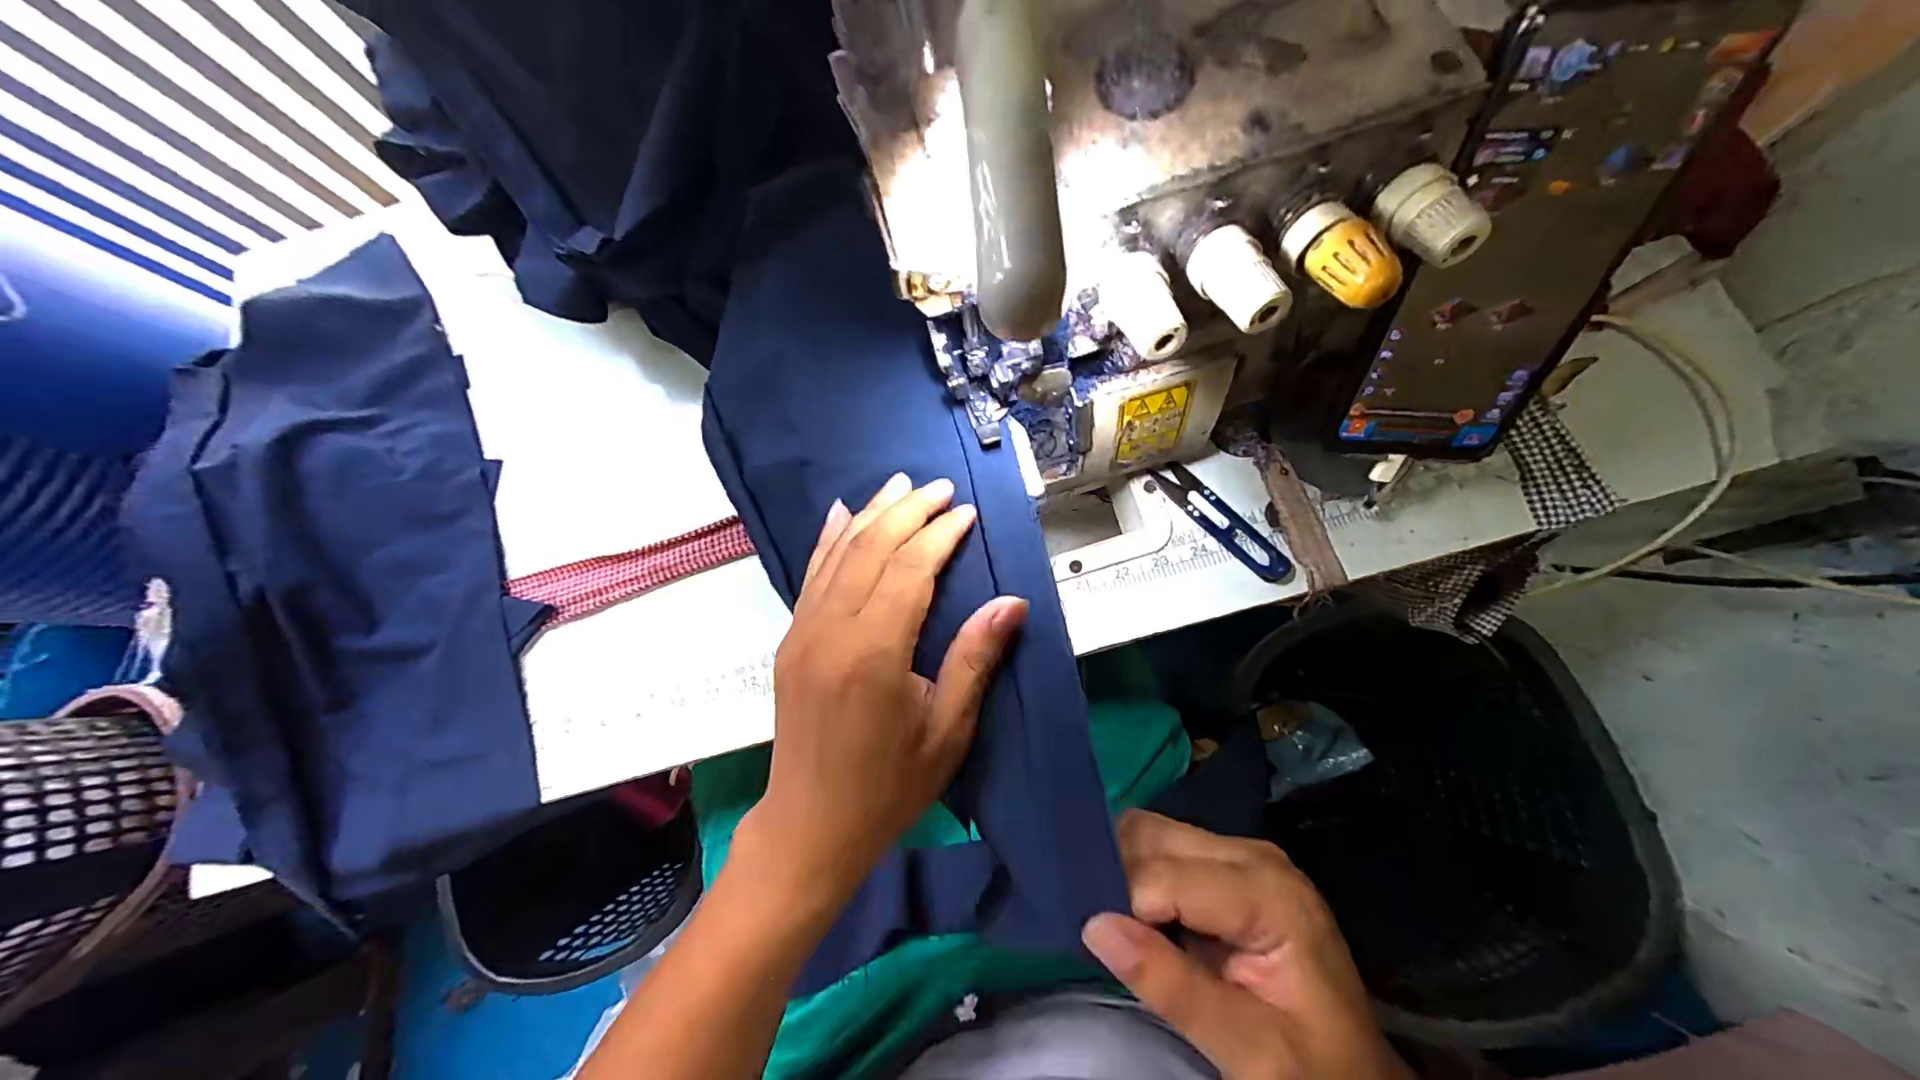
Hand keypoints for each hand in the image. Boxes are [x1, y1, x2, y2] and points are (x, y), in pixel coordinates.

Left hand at [738, 473, 1027, 910]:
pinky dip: (829, 540)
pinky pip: (811, 576)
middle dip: (907, 512)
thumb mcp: (947, 732)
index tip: (966, 512)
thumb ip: (974, 660)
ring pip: (838, 555)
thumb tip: (1011, 603)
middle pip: (871, 550)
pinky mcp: (790, 642)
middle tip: (940, 487)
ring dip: (871, 515)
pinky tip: (840, 514)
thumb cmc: (889, 787)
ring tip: (899, 485)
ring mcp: (802, 633)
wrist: (810, 825)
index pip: (909, 571)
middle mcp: (831, 632)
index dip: (940, 535)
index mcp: (873, 654)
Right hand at [1082, 811, 1411, 1079]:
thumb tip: (1093, 926)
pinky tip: (1131, 912)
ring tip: (1109, 919)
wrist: (1358, 1076)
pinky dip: (1135, 871)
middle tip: (1094, 927)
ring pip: (1151, 833)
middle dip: (1114, 875)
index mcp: (1267, 893)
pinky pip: (1163, 849)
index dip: (1122, 909)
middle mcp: (1252, 855)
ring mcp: (1242, 856)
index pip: (1162, 877)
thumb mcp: (1249, 1049)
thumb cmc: (1313, 1069)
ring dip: (1121, 869)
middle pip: (1153, 837)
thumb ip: (1172, 986)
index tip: (1093, 946)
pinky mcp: (1228, 867)